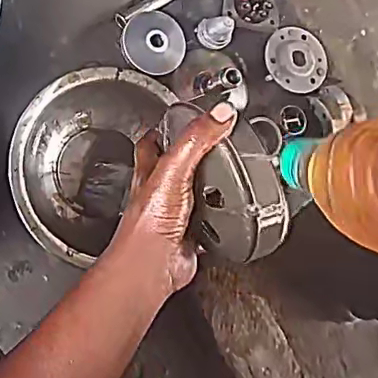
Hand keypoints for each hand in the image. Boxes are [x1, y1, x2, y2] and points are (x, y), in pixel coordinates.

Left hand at [102, 102, 236, 294]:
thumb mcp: (174, 169)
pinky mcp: (190, 234)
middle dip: (193, 155)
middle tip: (213, 143)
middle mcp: (160, 190)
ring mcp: (175, 213)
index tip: (185, 117)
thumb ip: (197, 139)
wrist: (152, 265)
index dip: (168, 127)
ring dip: (208, 185)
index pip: (154, 139)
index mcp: (150, 169)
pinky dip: (218, 216)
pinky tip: (228, 213)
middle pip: (176, 165)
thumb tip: (221, 112)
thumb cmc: (149, 223)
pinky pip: (208, 220)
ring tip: (227, 174)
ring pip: (193, 192)